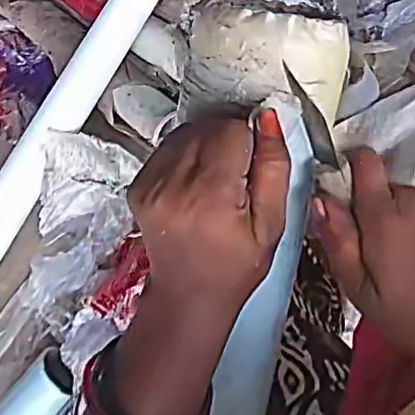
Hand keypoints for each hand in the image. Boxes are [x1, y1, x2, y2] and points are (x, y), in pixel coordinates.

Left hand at [128, 113, 289, 319]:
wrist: (188, 295)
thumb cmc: (235, 266)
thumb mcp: (272, 224)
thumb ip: (274, 167)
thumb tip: (267, 119)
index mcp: (211, 196)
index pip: (232, 129)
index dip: (250, 142)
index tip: (253, 166)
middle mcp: (174, 185)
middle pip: (208, 126)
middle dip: (229, 141)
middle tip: (238, 176)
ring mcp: (151, 184)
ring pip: (188, 131)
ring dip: (207, 145)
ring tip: (217, 180)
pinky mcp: (139, 184)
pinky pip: (169, 147)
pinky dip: (186, 155)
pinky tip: (196, 183)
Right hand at [312, 148, 414, 375]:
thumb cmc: (405, 311)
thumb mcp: (358, 287)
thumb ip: (337, 239)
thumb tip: (319, 199)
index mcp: (384, 217)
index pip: (364, 160)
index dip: (347, 168)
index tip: (338, 193)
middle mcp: (411, 199)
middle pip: (376, 180)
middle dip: (365, 202)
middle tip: (364, 240)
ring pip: (393, 191)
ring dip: (386, 211)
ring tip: (388, 248)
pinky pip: (412, 201)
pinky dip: (406, 216)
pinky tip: (409, 247)